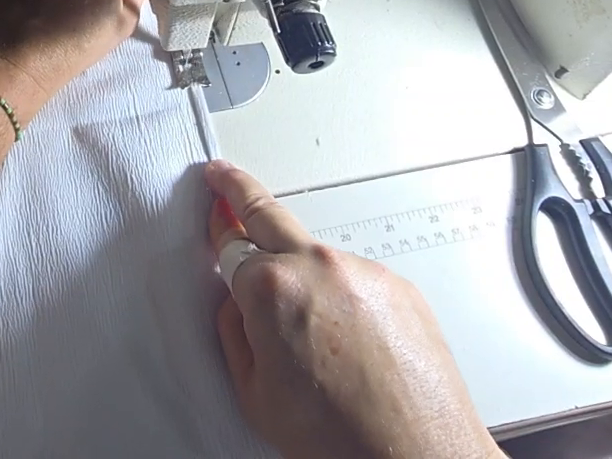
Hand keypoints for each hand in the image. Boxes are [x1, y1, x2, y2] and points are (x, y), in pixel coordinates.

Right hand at [205, 160, 501, 458]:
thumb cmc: (341, 441)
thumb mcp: (255, 395)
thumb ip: (236, 333)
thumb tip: (237, 302)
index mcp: (270, 287)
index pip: (230, 240)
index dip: (218, 224)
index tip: (216, 211)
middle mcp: (315, 264)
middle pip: (266, 211)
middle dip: (238, 189)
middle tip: (224, 178)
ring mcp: (360, 270)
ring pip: (316, 257)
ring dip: (305, 274)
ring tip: (318, 336)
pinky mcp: (395, 282)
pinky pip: (354, 279)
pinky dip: (346, 300)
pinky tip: (353, 343)